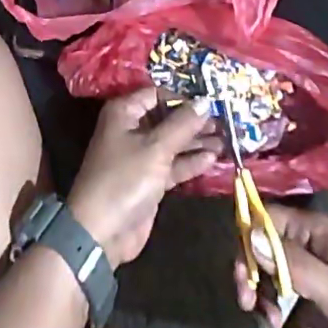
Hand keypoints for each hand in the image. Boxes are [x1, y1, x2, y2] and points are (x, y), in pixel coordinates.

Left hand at [66, 90, 218, 264]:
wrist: (101, 233)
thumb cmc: (124, 179)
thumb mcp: (155, 148)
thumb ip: (182, 124)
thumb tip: (205, 101)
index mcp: (124, 113)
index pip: (157, 94)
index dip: (182, 98)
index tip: (210, 103)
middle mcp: (131, 129)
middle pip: (166, 118)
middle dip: (194, 121)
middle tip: (225, 122)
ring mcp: (140, 156)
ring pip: (172, 142)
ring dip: (196, 142)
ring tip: (226, 140)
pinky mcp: (148, 180)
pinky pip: (172, 164)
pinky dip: (190, 162)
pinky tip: (213, 159)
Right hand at [236, 205, 327, 327]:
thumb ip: (292, 262)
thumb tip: (249, 231)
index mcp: (316, 231)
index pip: (268, 216)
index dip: (248, 234)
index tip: (240, 269)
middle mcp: (312, 248)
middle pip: (266, 248)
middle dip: (253, 274)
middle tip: (248, 302)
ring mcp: (317, 279)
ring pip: (275, 281)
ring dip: (267, 302)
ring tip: (269, 322)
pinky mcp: (322, 309)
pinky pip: (291, 309)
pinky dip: (287, 324)